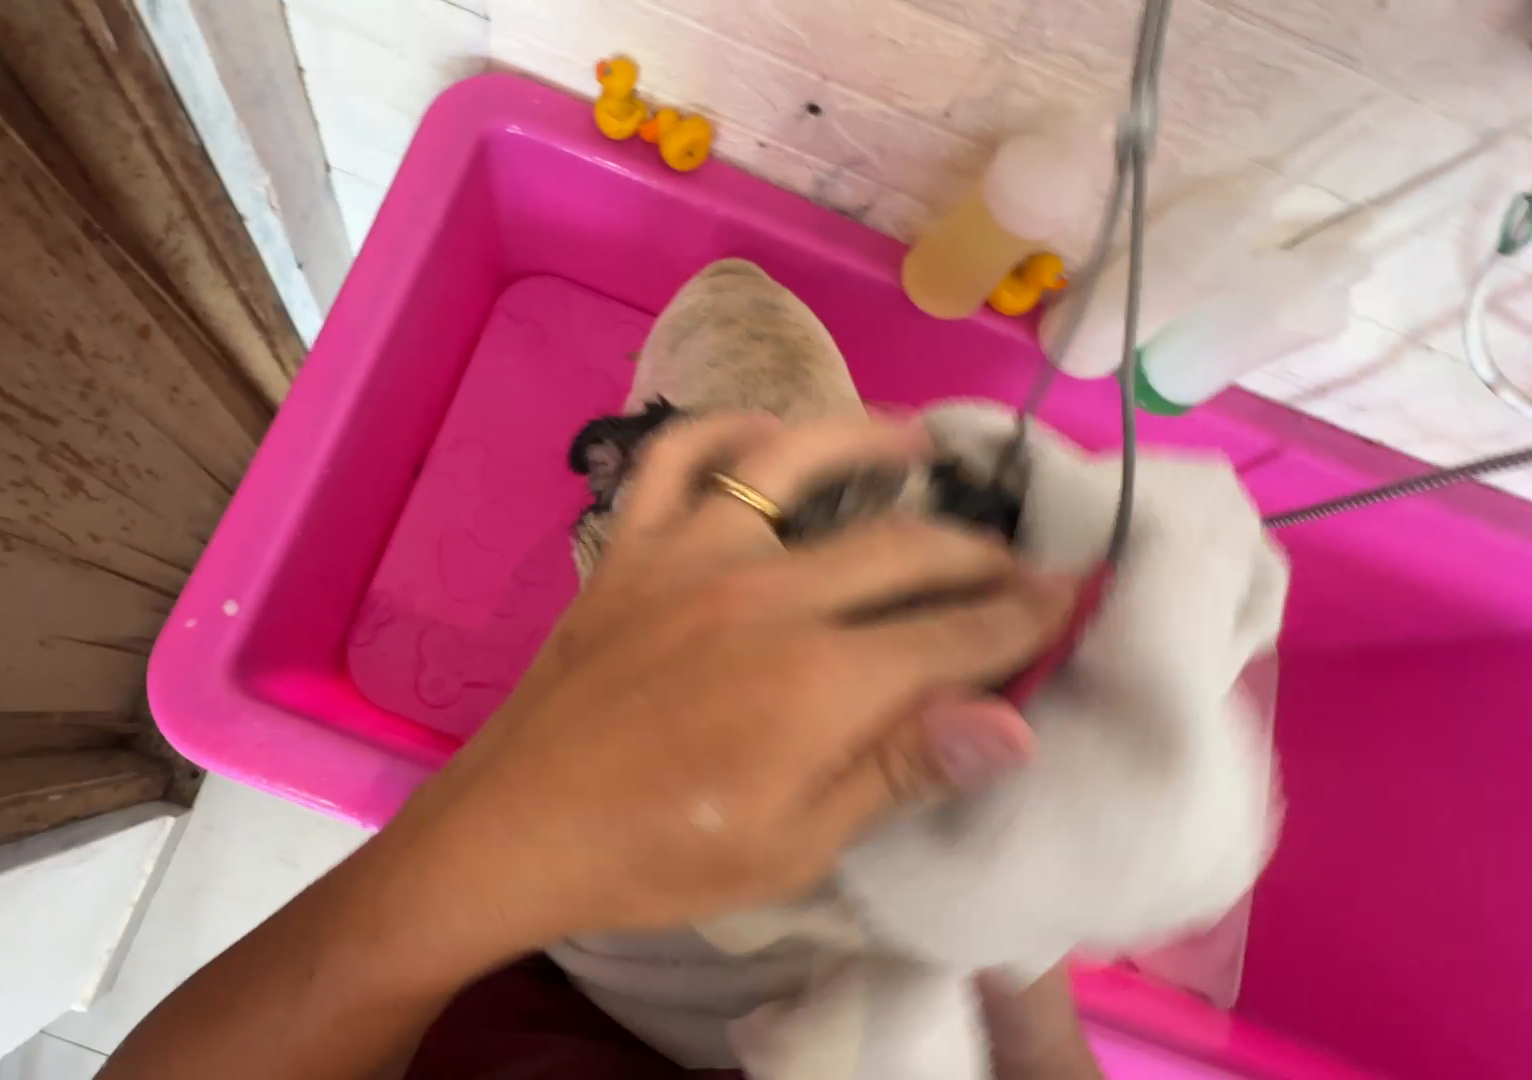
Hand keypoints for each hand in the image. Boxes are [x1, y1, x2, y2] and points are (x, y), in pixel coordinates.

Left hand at [384, 411, 1076, 953]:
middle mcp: (762, 593)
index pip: (956, 631)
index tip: (1064, 600)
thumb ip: (899, 770)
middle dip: (976, 551)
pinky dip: (721, 430)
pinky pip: (674, 461)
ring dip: (863, 439)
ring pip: (789, 460)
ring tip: (915, 440)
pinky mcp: (629, 549)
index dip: (1024, 616)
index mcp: (818, 678)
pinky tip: (760, 431)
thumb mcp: (794, 845)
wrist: (523, 824)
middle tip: (1014, 558)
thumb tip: (1012, 723)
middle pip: (900, 545)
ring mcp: (687, 556)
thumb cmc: (661, 853)